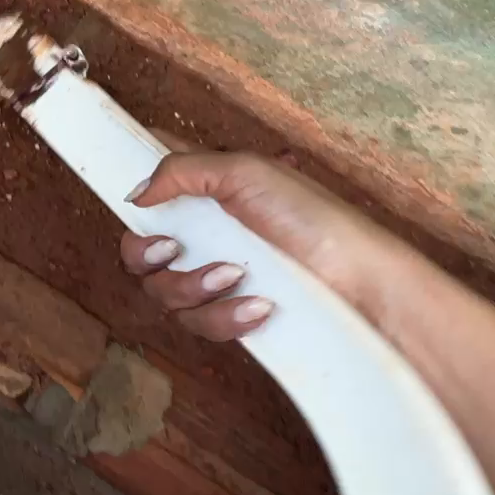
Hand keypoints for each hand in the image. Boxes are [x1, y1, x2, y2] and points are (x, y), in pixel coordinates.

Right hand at [120, 147, 421, 341]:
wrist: (366, 286)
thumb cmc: (312, 218)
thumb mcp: (245, 172)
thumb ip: (180, 171)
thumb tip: (134, 194)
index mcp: (201, 189)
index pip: (148, 178)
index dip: (129, 183)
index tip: (127, 196)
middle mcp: (198, 232)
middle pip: (135, 246)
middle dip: (145, 253)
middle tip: (172, 249)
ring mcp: (210, 276)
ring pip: (160, 290)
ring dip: (192, 286)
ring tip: (235, 277)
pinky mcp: (226, 315)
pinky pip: (196, 322)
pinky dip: (223, 316)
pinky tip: (258, 307)